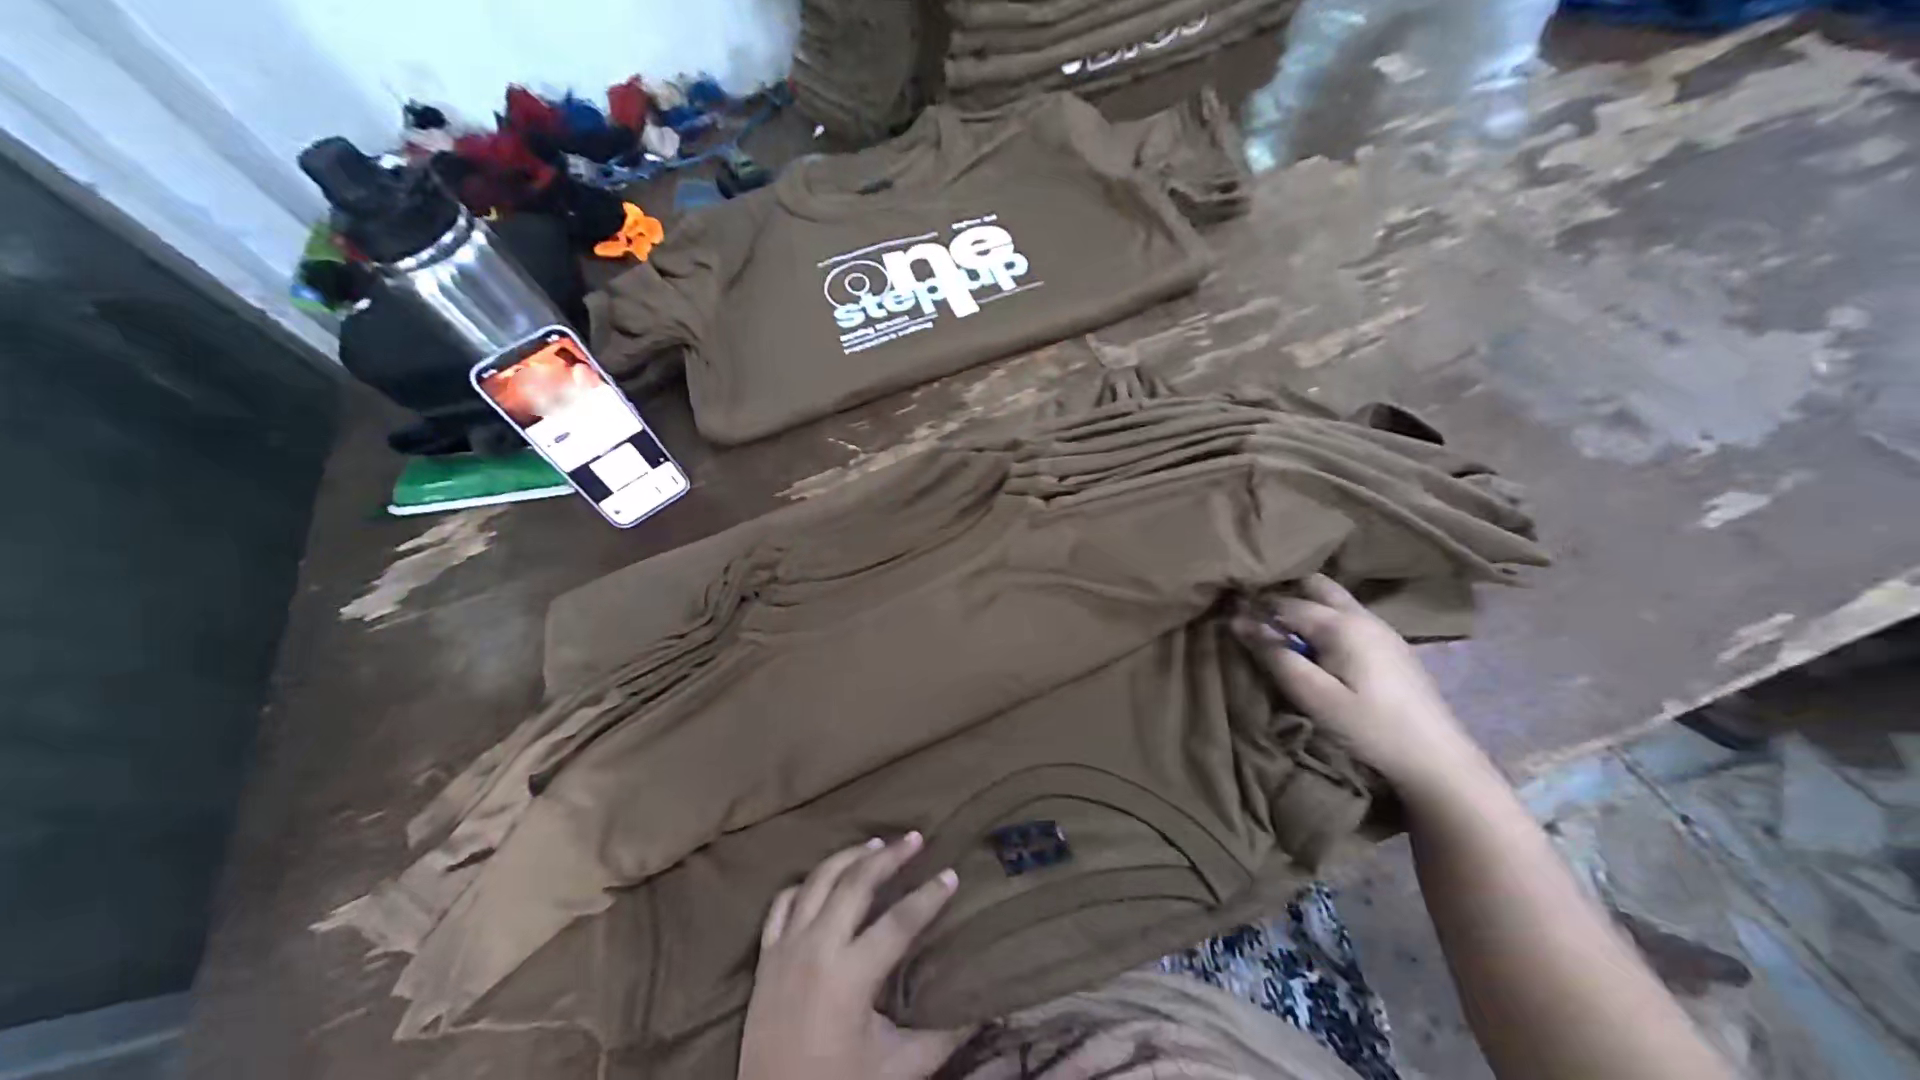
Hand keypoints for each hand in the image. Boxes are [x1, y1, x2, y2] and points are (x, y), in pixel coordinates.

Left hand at [737, 833, 965, 1079]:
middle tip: (915, 838)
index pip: (899, 922)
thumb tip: (983, 1009)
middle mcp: (817, 949)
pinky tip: (824, 877)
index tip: (951, 874)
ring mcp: (786, 947)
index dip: (929, 896)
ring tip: (876, 842)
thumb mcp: (898, 1068)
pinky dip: (806, 883)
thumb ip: (942, 1036)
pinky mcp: (765, 956)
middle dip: (889, 856)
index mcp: (850, 976)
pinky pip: (783, 902)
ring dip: (850, 856)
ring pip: (818, 881)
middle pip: (856, 883)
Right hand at [1232, 574, 1497, 803]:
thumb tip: (1239, 622)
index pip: (1285, 602)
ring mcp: (1381, 629)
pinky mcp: (1390, 646)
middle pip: (1315, 585)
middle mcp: (1362, 616)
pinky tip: (1313, 642)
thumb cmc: (1369, 727)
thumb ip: (1276, 656)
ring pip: (1334, 599)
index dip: (1254, 606)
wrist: (1437, 759)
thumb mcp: (1313, 696)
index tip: (1227, 612)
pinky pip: (1347, 615)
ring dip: (1304, 604)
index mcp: (1341, 624)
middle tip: (1255, 612)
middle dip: (1283, 591)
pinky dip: (1322, 617)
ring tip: (1278, 627)